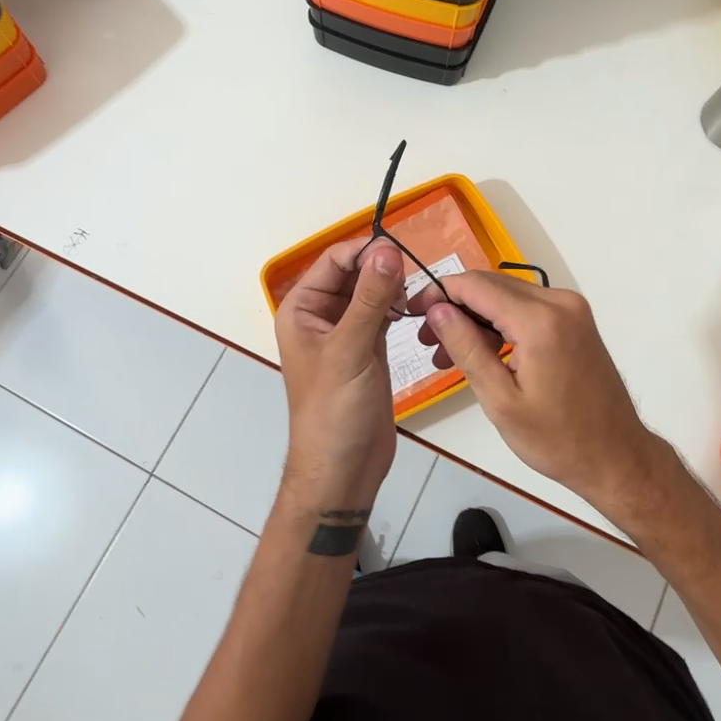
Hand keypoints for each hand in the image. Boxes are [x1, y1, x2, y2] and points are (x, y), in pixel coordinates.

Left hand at [273, 237, 405, 507]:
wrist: (342, 470)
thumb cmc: (334, 411)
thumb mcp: (350, 351)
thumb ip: (369, 299)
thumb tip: (387, 250)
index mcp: (302, 309)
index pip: (333, 261)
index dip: (364, 251)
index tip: (401, 252)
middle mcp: (321, 315)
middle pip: (353, 273)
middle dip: (381, 268)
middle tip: (416, 275)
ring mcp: (346, 332)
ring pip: (370, 292)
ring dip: (392, 287)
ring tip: (418, 295)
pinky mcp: (368, 349)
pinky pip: (382, 314)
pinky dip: (398, 307)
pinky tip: (416, 310)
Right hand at [410, 273, 677, 509]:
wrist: (617, 458)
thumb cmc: (556, 439)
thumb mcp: (500, 400)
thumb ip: (466, 347)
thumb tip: (436, 309)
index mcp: (540, 320)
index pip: (474, 285)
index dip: (438, 293)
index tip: (413, 313)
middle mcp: (558, 302)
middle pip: (490, 285)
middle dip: (453, 307)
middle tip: (426, 341)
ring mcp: (571, 308)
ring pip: (506, 296)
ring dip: (474, 317)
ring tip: (446, 354)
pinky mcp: (575, 319)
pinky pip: (525, 308)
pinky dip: (499, 323)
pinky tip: (480, 353)